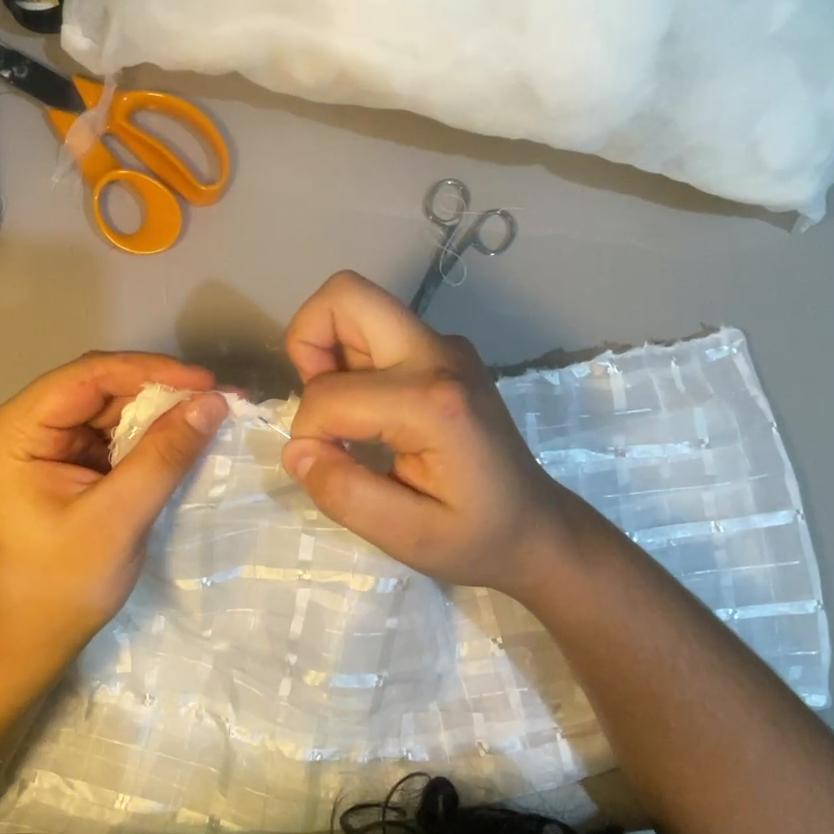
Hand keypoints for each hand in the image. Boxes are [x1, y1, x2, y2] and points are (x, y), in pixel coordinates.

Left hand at [0, 352, 227, 665]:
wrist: (31, 640)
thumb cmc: (63, 583)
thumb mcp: (118, 518)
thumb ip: (164, 456)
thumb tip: (214, 402)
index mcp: (14, 431)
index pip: (87, 377)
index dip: (150, 372)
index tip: (208, 383)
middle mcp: (21, 427)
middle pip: (98, 388)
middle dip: (160, 392)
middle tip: (219, 400)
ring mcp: (41, 445)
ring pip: (108, 409)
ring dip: (158, 413)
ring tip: (211, 416)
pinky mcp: (62, 465)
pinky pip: (110, 436)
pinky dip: (147, 437)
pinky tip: (182, 439)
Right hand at [280, 271, 578, 596]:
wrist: (536, 526)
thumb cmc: (477, 537)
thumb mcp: (407, 538)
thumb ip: (345, 494)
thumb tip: (297, 451)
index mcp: (432, 403)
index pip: (330, 395)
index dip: (309, 435)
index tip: (328, 468)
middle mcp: (439, 355)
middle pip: (346, 296)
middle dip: (308, 343)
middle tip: (318, 403)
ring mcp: (445, 347)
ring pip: (359, 306)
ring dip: (330, 352)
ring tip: (345, 416)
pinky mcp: (444, 352)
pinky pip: (377, 331)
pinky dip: (352, 362)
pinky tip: (370, 416)